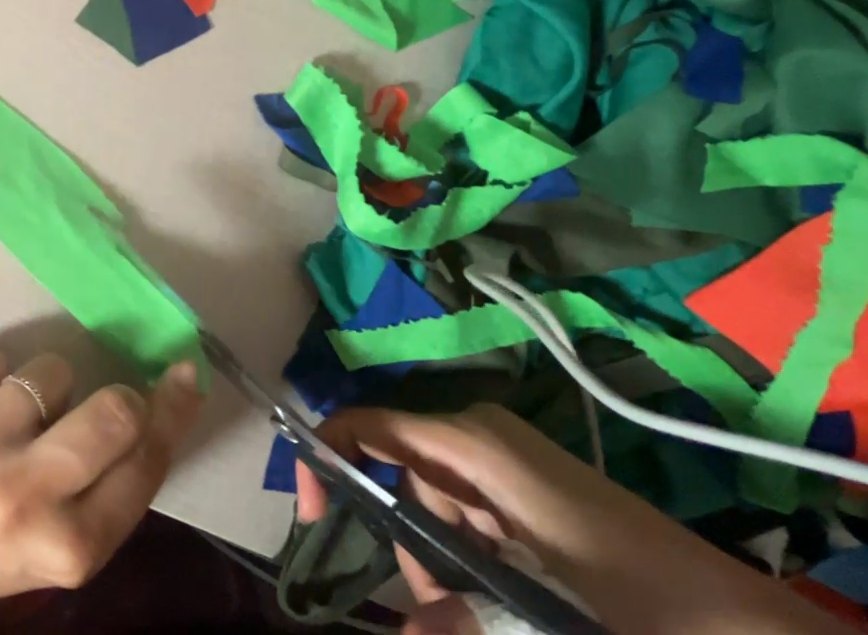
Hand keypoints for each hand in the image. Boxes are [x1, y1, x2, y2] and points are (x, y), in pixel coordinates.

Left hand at [0, 344, 202, 633]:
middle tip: (99, 406)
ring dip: (48, 388)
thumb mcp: (77, 540)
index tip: (183, 375)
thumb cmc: (9, 545)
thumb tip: (175, 386)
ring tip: (22, 423)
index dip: (172, 411)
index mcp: (70, 545)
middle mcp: (18, 496)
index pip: (145, 461)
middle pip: (111, 411)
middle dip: (116, 398)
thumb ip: (123, 477)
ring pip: (50, 371)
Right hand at [297, 404, 853, 634]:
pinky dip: (459, 547)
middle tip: (427, 594)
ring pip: (429, 494)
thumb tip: (399, 627)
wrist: (725, 614)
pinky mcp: (521, 483)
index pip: (365, 425)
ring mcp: (502, 457)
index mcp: (469, 439)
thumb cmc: (614, 580)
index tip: (313, 515)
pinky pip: (463, 507)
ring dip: (432, 549)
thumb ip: (450, 602)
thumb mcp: (517, 589)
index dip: (323, 457)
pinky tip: (484, 586)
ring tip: (463, 602)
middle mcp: (478, 435)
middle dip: (398, 531)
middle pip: (396, 468)